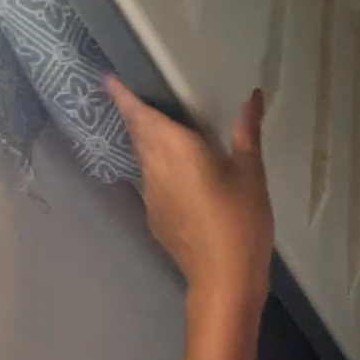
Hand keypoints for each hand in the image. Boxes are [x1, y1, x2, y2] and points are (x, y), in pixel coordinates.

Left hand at [107, 77, 274, 305]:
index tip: (106, 80)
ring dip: (145, 140)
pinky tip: (175, 173)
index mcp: (176, 150)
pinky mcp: (156, 217)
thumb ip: (247, 132)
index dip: (122, 98)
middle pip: (138, 135)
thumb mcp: (251, 173)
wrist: (224, 279)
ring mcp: (152, 196)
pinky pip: (152, 182)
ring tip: (155, 128)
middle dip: (133, 115)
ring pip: (143, 159)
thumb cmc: (241, 220)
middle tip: (129, 96)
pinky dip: (157, 167)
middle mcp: (156, 169)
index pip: (142, 117)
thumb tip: (252, 97)